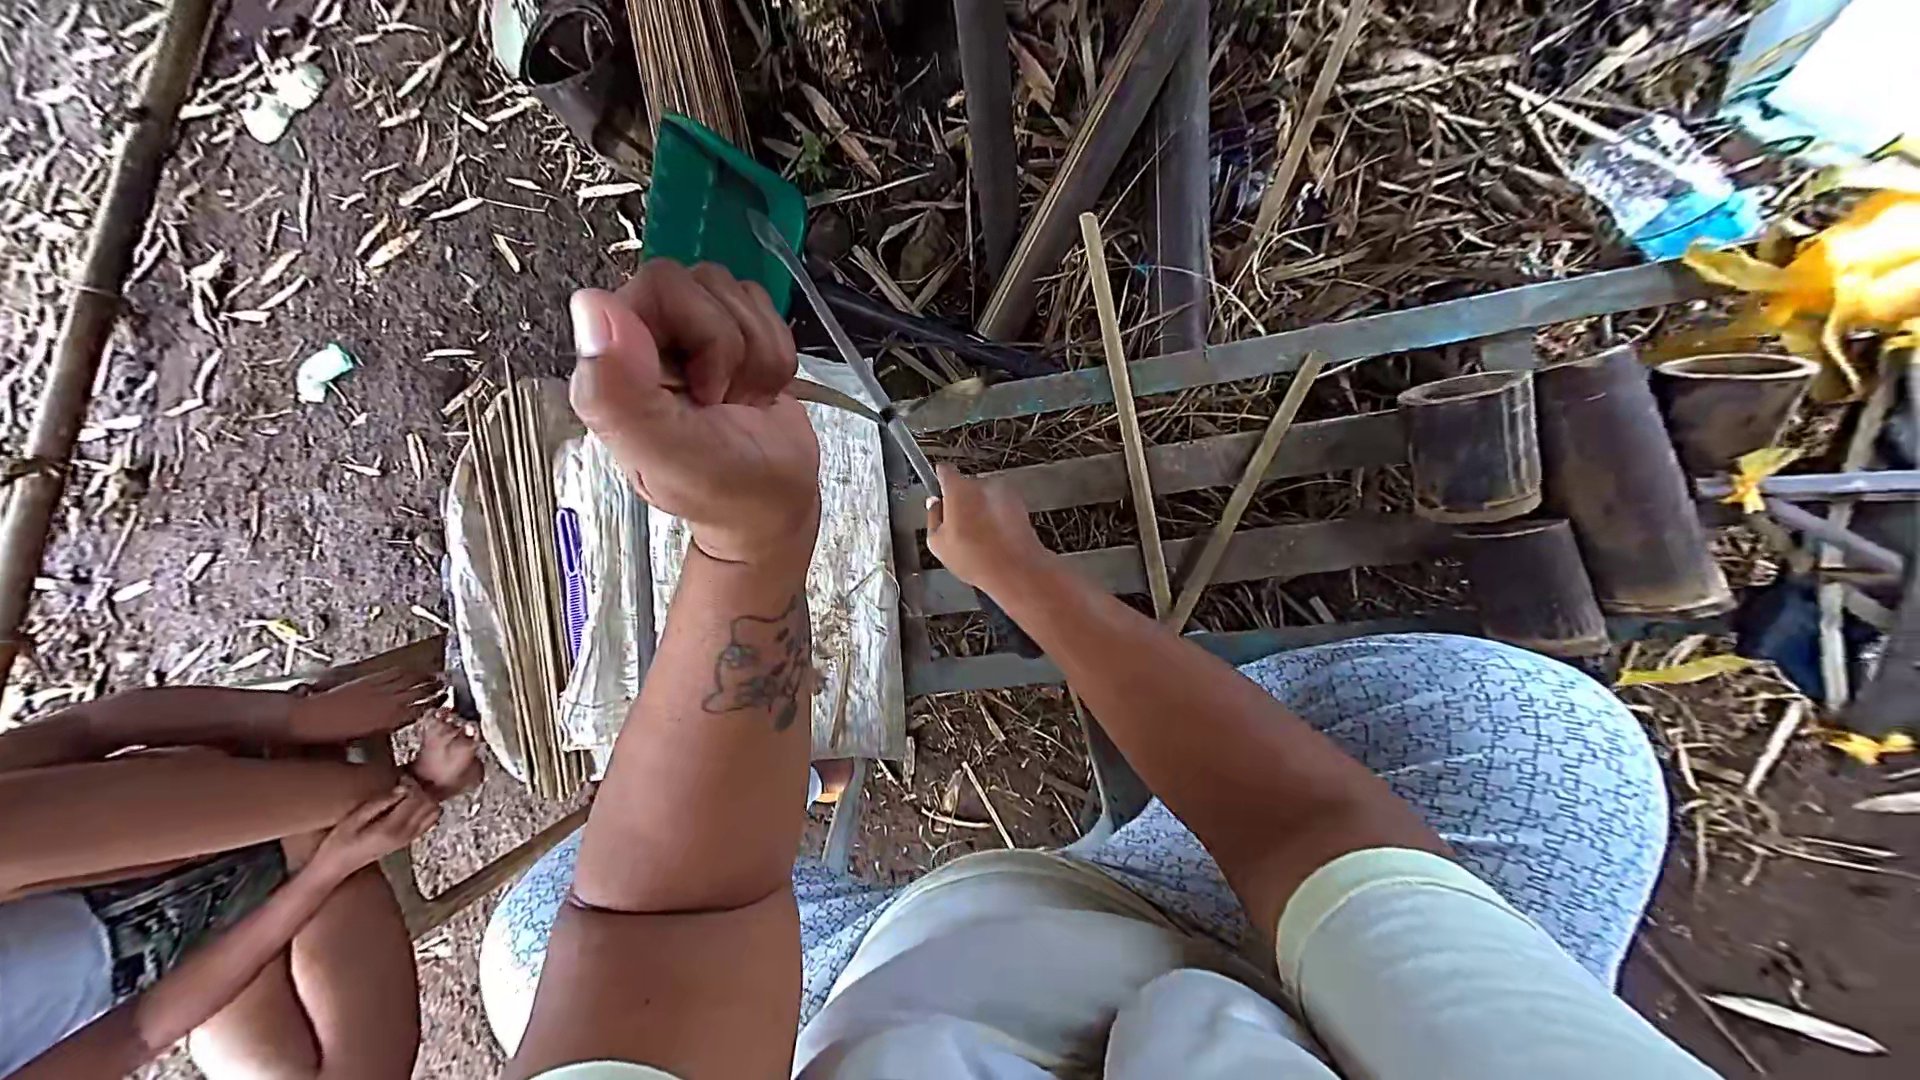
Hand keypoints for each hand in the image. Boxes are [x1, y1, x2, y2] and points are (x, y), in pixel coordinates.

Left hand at [284, 669, 438, 744]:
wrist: (306, 721)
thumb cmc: (333, 733)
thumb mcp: (368, 735)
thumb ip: (390, 725)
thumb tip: (406, 718)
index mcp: (391, 718)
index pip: (422, 706)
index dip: (436, 702)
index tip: (445, 698)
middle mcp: (389, 701)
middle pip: (420, 690)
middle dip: (435, 687)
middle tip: (446, 684)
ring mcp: (378, 688)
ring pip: (409, 679)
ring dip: (424, 676)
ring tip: (433, 675)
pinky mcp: (367, 681)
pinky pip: (392, 673)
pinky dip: (403, 671)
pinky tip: (407, 670)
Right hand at [307, 780, 440, 879]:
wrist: (334, 868)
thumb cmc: (337, 844)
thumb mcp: (351, 821)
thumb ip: (378, 804)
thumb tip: (401, 788)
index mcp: (390, 828)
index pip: (417, 799)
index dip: (413, 785)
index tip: (401, 779)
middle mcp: (405, 833)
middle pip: (430, 804)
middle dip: (422, 790)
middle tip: (406, 785)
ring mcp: (410, 838)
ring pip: (434, 811)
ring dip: (427, 799)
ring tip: (408, 795)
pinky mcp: (410, 839)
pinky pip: (431, 820)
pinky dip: (427, 809)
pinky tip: (411, 806)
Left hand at [569, 259, 819, 565]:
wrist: (775, 505)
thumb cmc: (722, 489)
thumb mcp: (664, 454)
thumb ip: (620, 393)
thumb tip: (594, 308)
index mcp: (618, 356)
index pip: (661, 286)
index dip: (701, 333)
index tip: (706, 391)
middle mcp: (651, 335)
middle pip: (706, 283)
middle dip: (733, 349)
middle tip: (724, 399)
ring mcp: (697, 333)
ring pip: (740, 295)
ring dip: (758, 359)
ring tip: (742, 401)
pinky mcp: (737, 337)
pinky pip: (767, 311)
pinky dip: (776, 359)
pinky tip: (759, 393)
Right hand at [925, 465, 1057, 592]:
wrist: (1016, 570)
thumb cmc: (975, 558)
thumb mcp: (938, 544)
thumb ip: (933, 517)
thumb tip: (934, 504)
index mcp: (958, 489)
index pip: (945, 470)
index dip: (941, 479)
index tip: (939, 489)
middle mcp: (982, 484)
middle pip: (966, 485)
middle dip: (962, 500)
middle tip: (959, 526)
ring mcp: (1003, 492)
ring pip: (985, 495)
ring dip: (981, 507)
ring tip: (980, 536)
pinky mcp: (1020, 503)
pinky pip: (1001, 504)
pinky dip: (998, 514)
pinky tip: (995, 537)